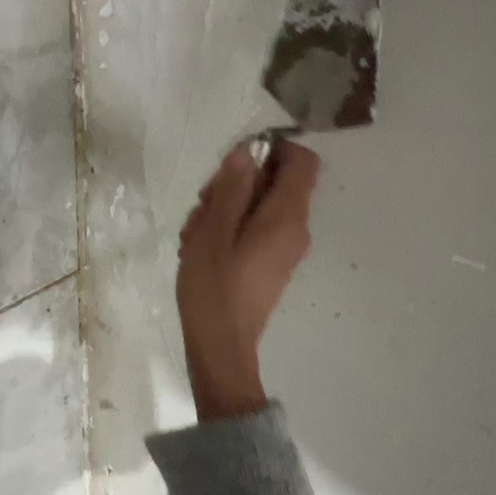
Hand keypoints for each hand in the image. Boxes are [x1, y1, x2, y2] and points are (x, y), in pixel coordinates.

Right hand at [174, 139, 320, 420]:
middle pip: (277, 182)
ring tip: (194, 232)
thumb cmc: (213, 287)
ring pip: (260, 206)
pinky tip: (201, 247)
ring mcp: (285, 248)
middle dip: (237, 182)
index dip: (272, 149)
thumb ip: (231, 189)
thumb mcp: (212, 231)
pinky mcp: (271, 263)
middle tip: (201, 204)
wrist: (221, 345)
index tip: (233, 162)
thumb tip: (247, 153)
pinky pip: (256, 229)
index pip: (301, 161)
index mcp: (285, 217)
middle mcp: (295, 229)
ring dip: (226, 207)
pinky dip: (229, 228)